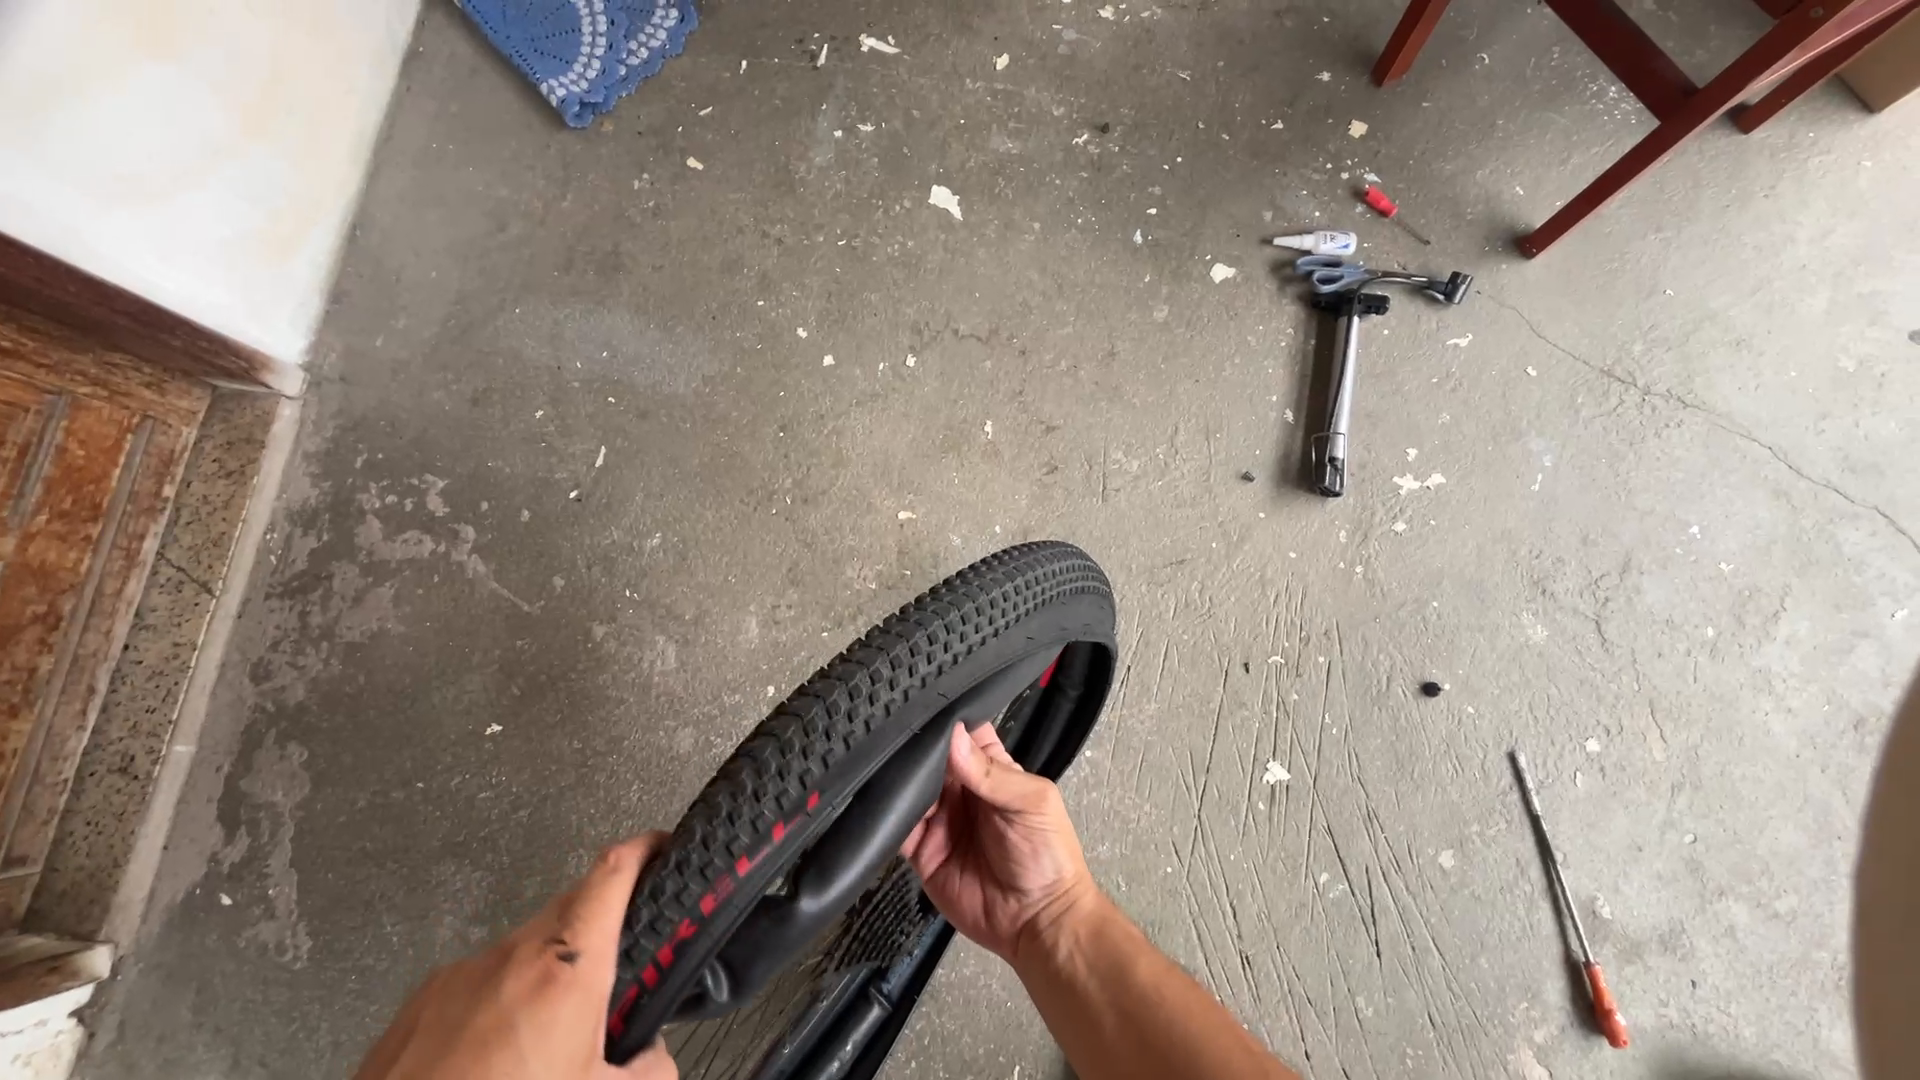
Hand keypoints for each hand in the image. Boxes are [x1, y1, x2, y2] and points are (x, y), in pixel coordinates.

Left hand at [355, 833, 677, 1079]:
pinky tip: (498, 1052)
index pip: (614, 872)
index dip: (644, 848)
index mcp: (567, 968)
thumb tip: (655, 1060)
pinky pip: (481, 978)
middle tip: (617, 965)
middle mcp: (514, 956)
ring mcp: (463, 974)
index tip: (660, 846)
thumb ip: (647, 1070)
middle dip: (603, 923)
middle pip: (574, 905)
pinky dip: (503, 998)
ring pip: (526, 946)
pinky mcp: (421, 1001)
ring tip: (550, 1032)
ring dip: (549, 970)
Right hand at [900, 723, 1101, 963]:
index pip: (963, 733)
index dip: (945, 718)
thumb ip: (989, 771)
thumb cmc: (1046, 854)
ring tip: (877, 762)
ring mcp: (939, 819)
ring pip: (908, 789)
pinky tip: (877, 802)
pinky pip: (897, 829)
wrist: (1038, 923)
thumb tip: (951, 734)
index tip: (918, 702)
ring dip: (897, 779)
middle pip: (928, 758)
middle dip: (912, 746)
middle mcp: (961, 788)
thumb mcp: (1029, 802)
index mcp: (991, 768)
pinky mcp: (922, 851)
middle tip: (887, 731)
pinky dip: (886, 817)